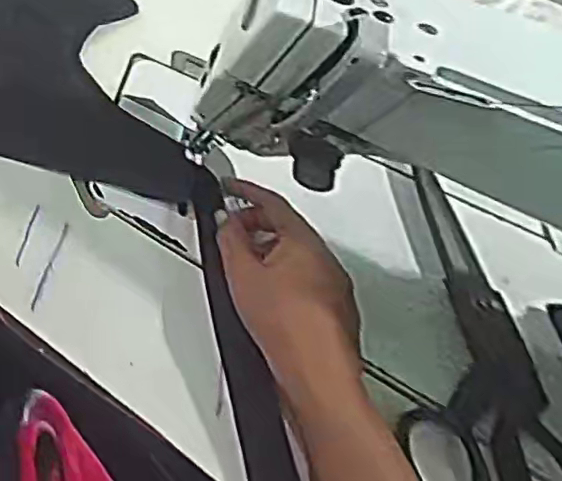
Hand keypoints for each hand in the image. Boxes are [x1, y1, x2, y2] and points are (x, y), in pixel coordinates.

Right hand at [217, 180, 362, 398]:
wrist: (316, 374)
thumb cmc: (286, 325)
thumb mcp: (238, 270)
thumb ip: (229, 237)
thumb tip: (226, 223)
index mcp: (305, 244)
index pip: (273, 203)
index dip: (246, 190)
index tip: (231, 185)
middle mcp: (326, 261)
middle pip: (287, 226)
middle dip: (255, 221)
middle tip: (230, 224)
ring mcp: (334, 286)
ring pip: (296, 252)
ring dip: (267, 247)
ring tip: (240, 259)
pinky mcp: (334, 309)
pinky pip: (305, 275)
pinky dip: (281, 271)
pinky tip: (262, 288)